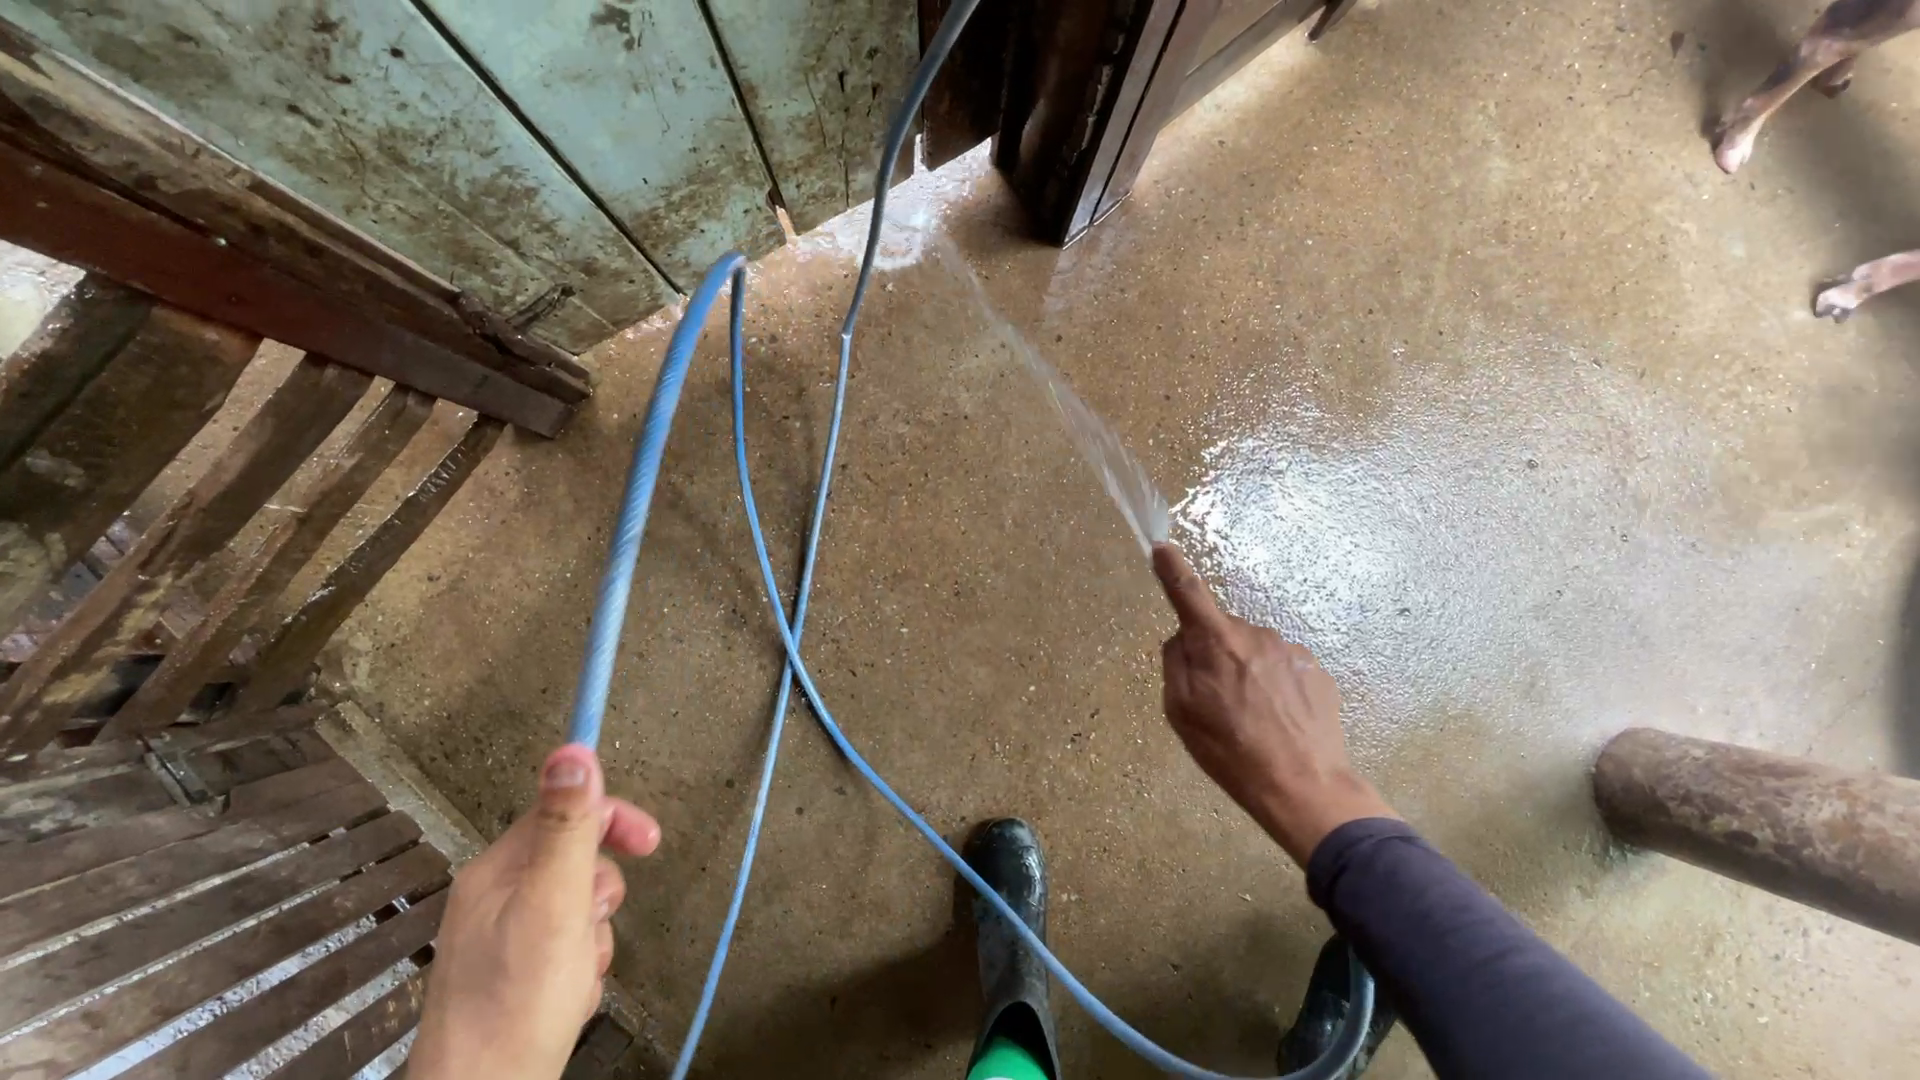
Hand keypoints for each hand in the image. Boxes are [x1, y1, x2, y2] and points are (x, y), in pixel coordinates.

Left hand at [411, 744, 661, 1079]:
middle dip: (601, 892)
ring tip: (579, 971)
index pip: (563, 812)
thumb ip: (567, 828)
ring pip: (578, 908)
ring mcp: (505, 939)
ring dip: (594, 936)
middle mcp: (496, 898)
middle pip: (575, 862)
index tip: (651, 842)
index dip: (611, 818)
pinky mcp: (518, 976)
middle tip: (598, 922)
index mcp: (497, 871)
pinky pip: (568, 948)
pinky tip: (569, 994)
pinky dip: (580, 966)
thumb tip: (572, 751)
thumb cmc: (519, 999)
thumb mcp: (554, 902)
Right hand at [1153, 544, 1396, 864]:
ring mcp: (1291, 650)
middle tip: (1216, 703)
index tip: (1161, 548)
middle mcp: (1256, 634)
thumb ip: (1175, 664)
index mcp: (1217, 642)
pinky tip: (1278, 720)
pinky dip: (1273, 685)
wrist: (1304, 785)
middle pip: (1221, 632)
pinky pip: (1280, 667)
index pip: (1188, 593)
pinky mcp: (1316, 670)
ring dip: (1245, 672)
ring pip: (1253, 651)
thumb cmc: (1231, 751)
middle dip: (1214, 655)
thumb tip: (1182, 639)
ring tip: (1252, 718)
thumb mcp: (1181, 712)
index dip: (1172, 569)